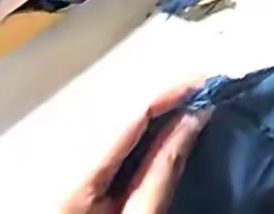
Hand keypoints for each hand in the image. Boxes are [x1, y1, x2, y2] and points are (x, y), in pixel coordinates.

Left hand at [61, 80, 209, 213]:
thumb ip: (165, 165)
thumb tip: (198, 111)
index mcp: (75, 180)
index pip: (132, 115)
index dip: (173, 91)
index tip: (212, 80)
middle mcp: (62, 172)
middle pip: (123, 119)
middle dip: (169, 102)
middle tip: (210, 92)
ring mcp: (61, 183)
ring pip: (118, 133)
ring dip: (158, 118)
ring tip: (196, 107)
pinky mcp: (68, 194)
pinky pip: (111, 153)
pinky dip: (142, 140)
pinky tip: (168, 135)